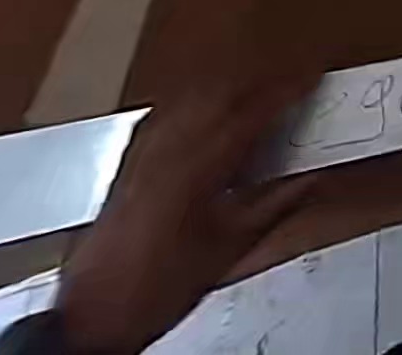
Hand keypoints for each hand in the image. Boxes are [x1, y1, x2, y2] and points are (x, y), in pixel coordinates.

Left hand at [57, 78, 316, 354]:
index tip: (311, 77)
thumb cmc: (159, 288)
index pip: (249, 115)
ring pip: (184, 105)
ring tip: (253, 88)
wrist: (87, 324)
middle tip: (291, 80)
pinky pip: (157, 122)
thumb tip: (314, 177)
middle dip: (258, 83)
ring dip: (224, 90)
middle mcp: (162, 162)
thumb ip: (278, 204)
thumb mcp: (233, 247)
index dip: (285, 92)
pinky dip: (186, 106)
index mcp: (195, 175)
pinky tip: (198, 107)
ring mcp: (137, 165)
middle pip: (215, 99)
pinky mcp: (121, 174)